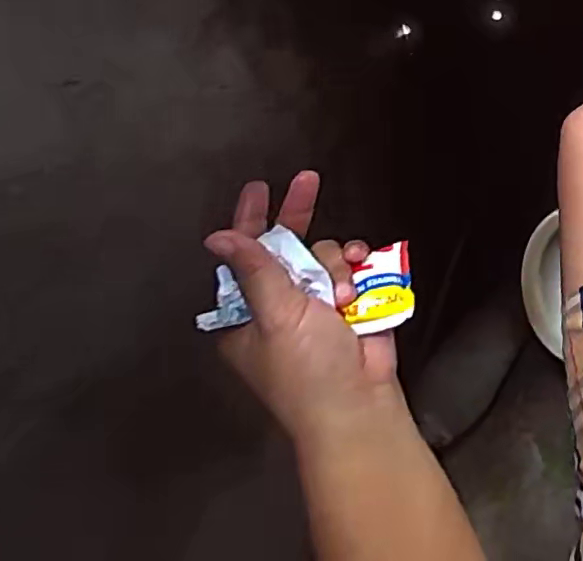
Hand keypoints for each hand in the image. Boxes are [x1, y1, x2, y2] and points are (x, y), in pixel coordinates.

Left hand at [204, 171, 397, 437]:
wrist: (358, 401)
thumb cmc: (307, 368)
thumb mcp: (277, 315)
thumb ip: (255, 270)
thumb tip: (218, 238)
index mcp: (250, 313)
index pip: (246, 256)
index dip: (251, 221)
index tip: (258, 188)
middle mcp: (283, 303)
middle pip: (290, 246)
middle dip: (300, 215)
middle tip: (307, 180)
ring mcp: (320, 302)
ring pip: (326, 255)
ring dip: (336, 265)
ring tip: (344, 291)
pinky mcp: (352, 302)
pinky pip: (355, 266)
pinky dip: (361, 268)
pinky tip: (364, 277)